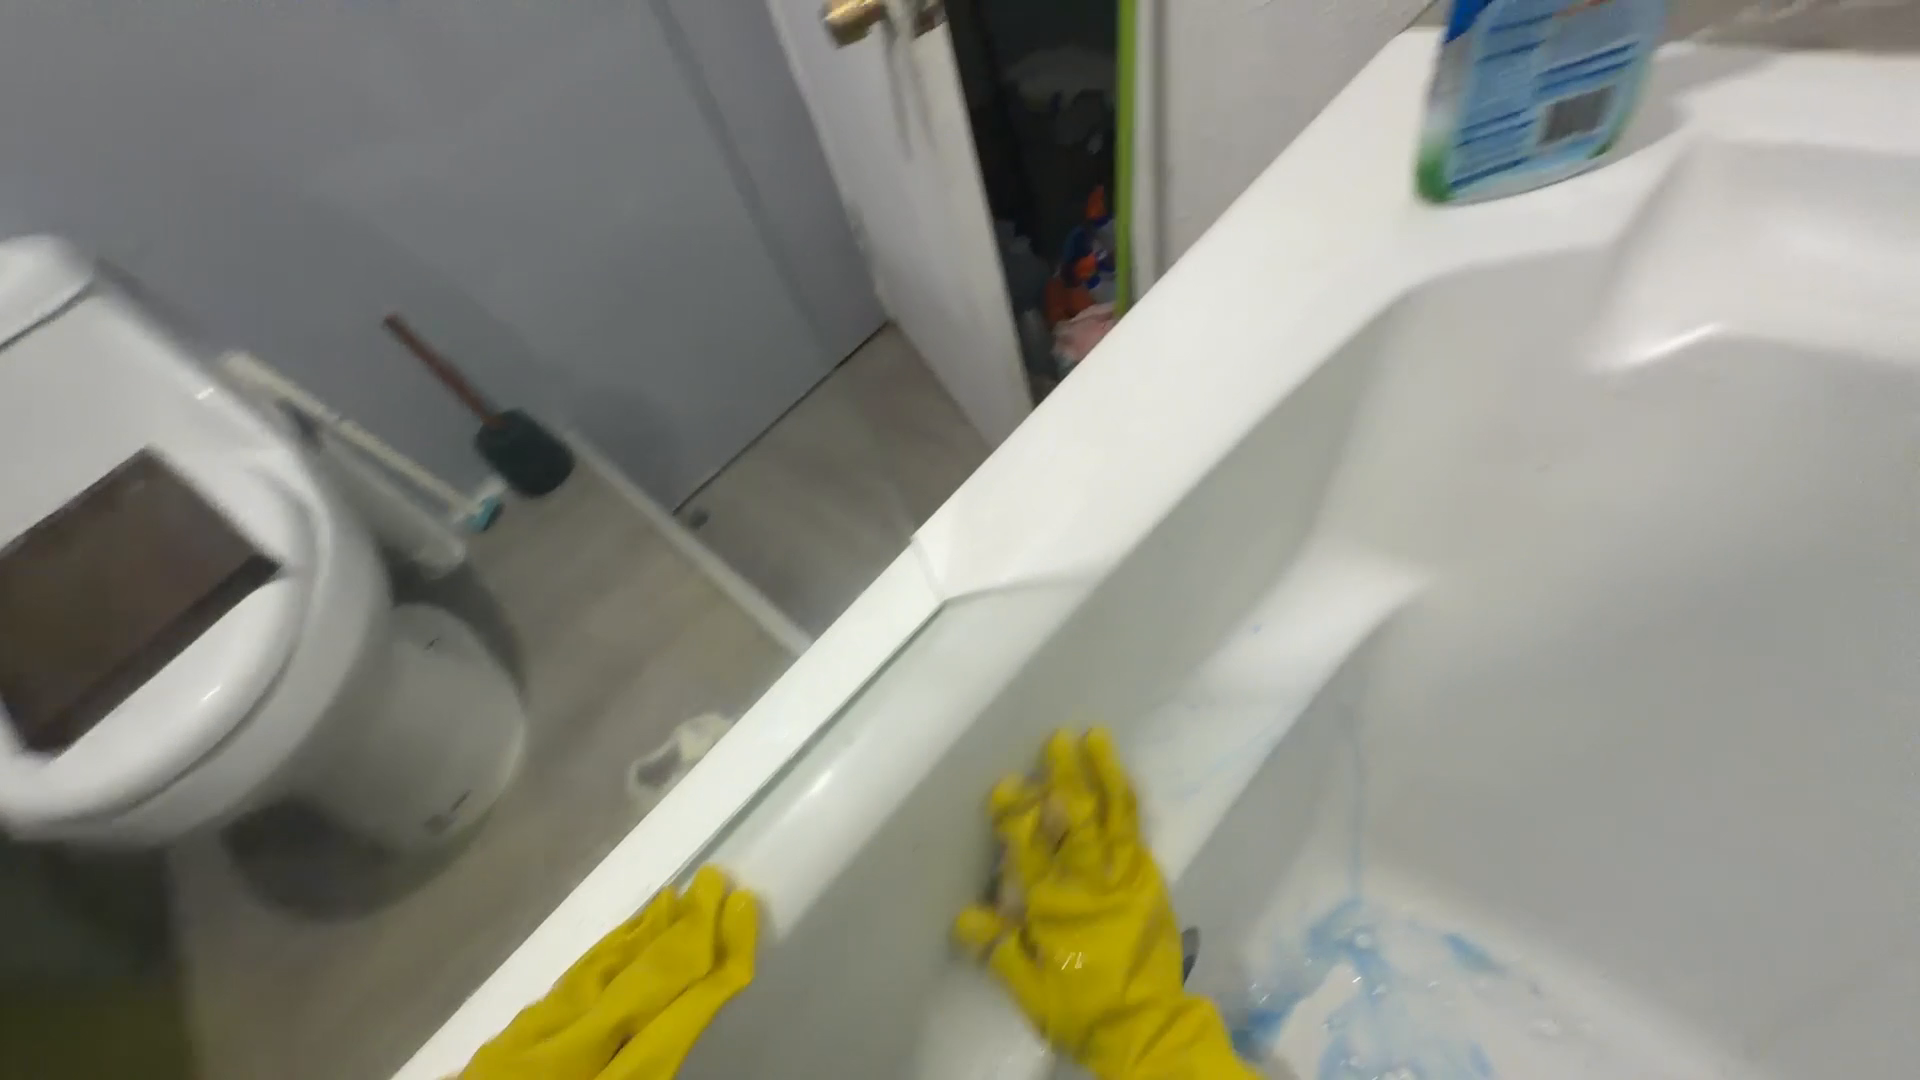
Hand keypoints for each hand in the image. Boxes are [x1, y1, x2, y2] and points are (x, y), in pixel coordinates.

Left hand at [461, 866, 757, 1079]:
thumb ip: (652, 1070)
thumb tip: (692, 1018)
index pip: (682, 1018)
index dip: (721, 963)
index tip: (745, 912)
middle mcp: (569, 1065)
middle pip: (644, 983)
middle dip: (687, 931)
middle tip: (718, 881)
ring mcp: (528, 1049)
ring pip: (602, 974)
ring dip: (645, 933)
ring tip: (679, 895)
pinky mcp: (502, 1045)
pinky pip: (563, 988)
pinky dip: (600, 956)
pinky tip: (622, 936)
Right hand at [954, 730, 1255, 1079]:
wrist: (1145, 1028)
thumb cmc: (1081, 1005)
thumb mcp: (1030, 988)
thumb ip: (998, 948)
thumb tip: (962, 915)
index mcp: (1054, 905)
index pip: (1027, 850)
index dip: (1014, 816)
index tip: (1004, 784)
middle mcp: (1089, 881)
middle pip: (1073, 821)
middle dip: (1064, 778)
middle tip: (1056, 740)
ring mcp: (1123, 875)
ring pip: (1112, 815)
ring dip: (1103, 773)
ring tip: (1096, 736)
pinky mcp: (1147, 878)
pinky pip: (1136, 829)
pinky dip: (1128, 799)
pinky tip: (1123, 776)